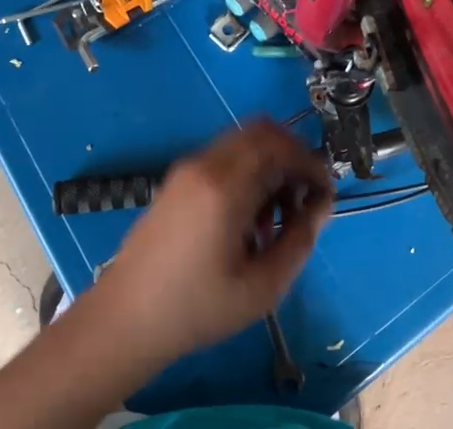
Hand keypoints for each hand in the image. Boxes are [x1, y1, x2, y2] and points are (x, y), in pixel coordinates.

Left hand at [74, 122, 333, 364]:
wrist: (126, 318)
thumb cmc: (198, 307)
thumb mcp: (262, 286)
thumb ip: (299, 240)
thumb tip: (321, 205)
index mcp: (225, 185)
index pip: (280, 145)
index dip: (311, 162)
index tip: (325, 194)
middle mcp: (204, 164)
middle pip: (261, 133)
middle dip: (291, 160)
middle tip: (303, 201)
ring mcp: (186, 170)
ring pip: (242, 145)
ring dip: (268, 169)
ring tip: (276, 222)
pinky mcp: (176, 182)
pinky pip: (222, 160)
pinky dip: (246, 176)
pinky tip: (248, 224)